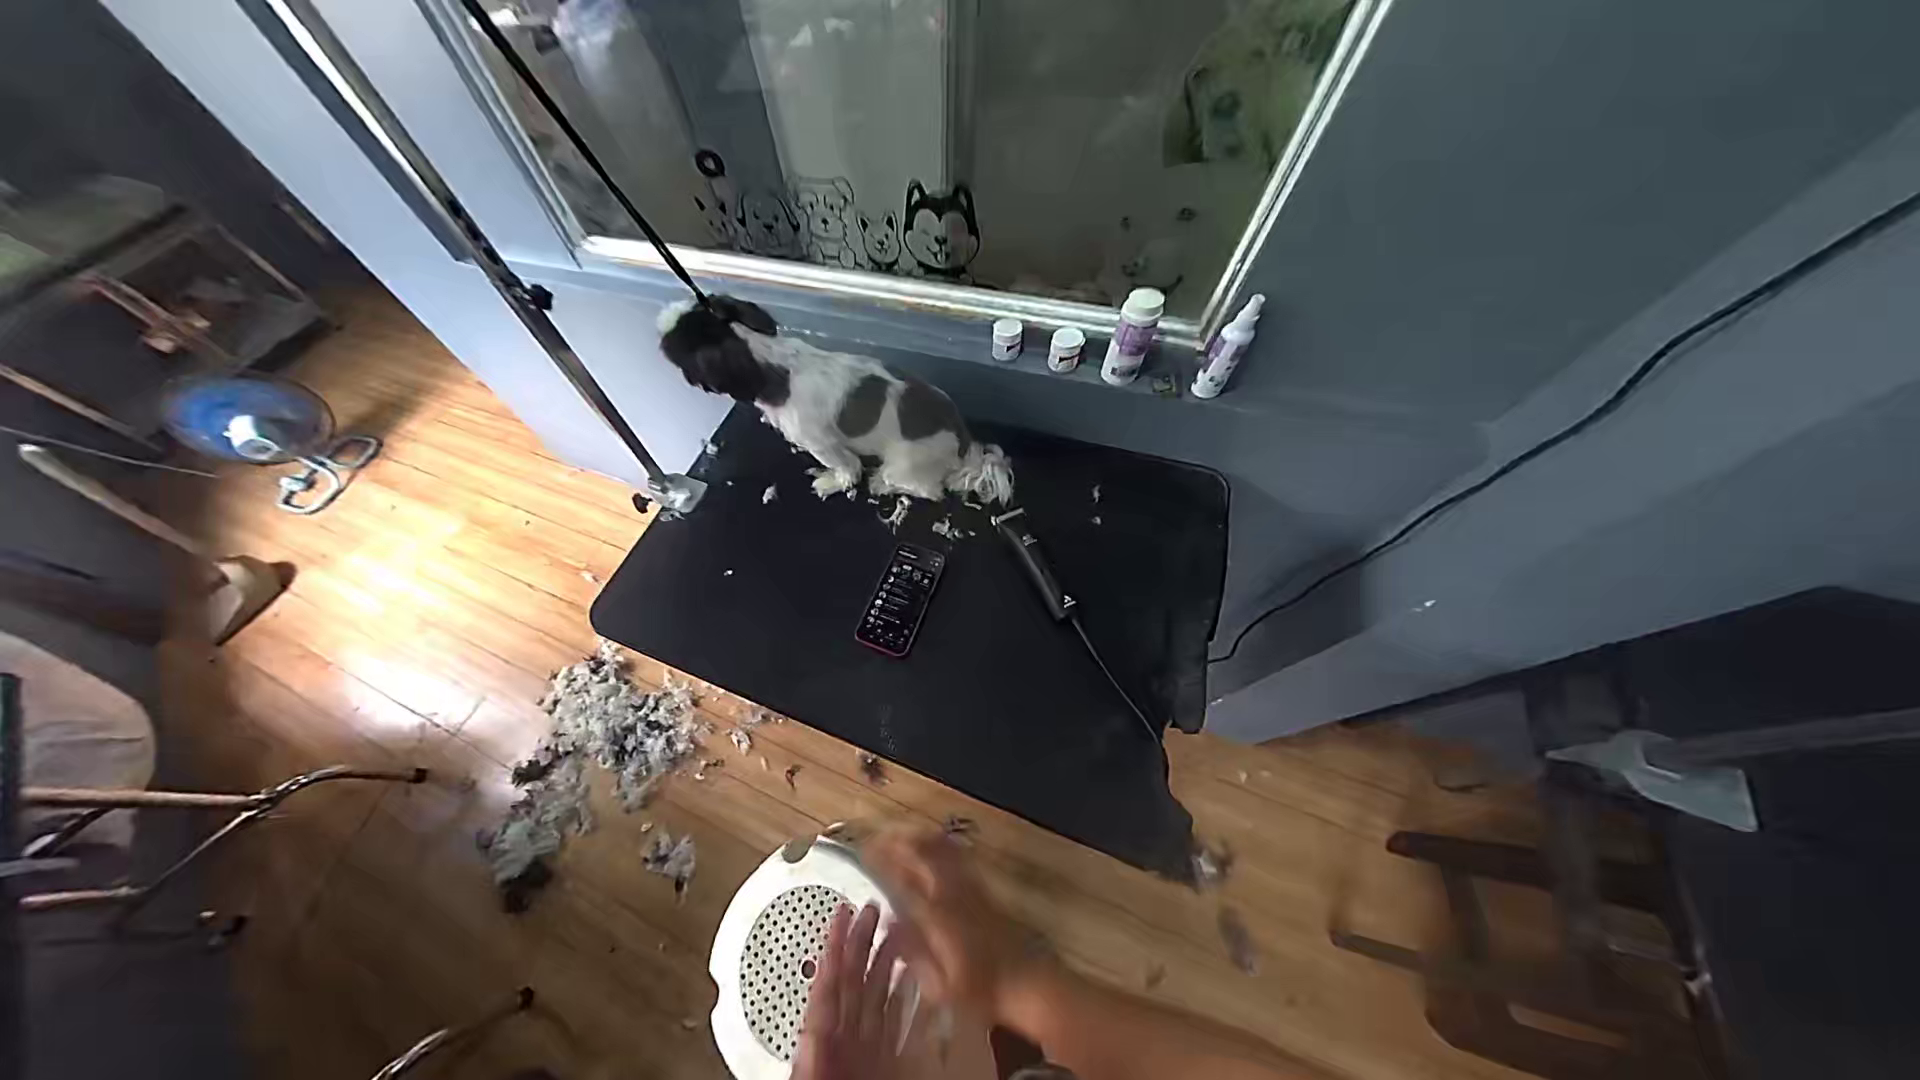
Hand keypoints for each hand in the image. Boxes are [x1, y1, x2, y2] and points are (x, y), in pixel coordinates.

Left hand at [793, 903, 908, 1079]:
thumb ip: (812, 1057)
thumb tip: (810, 1031)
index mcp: (823, 1041)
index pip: (829, 981)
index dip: (836, 943)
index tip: (843, 911)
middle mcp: (846, 1039)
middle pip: (856, 979)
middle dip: (865, 941)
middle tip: (875, 908)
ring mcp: (867, 1049)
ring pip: (879, 995)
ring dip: (891, 961)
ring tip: (903, 930)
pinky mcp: (889, 1062)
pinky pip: (900, 1023)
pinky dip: (911, 998)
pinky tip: (919, 976)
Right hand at [864, 827, 1055, 1021]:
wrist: (1025, 980)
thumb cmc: (980, 990)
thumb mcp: (940, 985)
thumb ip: (913, 951)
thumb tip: (889, 923)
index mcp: (938, 915)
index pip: (903, 877)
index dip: (882, 861)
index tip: (864, 854)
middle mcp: (952, 891)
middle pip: (921, 851)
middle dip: (896, 840)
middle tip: (875, 838)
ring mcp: (969, 883)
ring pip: (939, 846)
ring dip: (916, 835)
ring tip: (896, 833)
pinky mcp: (981, 884)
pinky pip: (955, 851)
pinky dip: (936, 840)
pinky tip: (929, 841)